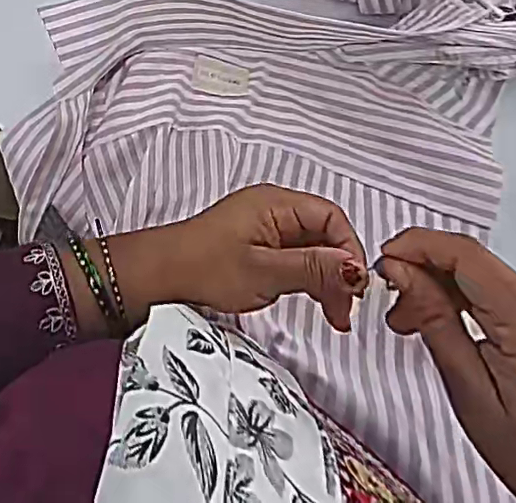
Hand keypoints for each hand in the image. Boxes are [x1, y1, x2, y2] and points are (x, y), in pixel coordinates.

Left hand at [110, 185, 369, 332]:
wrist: (161, 275)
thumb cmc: (202, 266)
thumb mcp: (264, 272)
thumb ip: (312, 268)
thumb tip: (354, 267)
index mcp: (275, 203)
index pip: (331, 216)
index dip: (349, 250)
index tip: (355, 286)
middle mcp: (272, 208)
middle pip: (325, 232)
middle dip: (340, 269)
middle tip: (344, 308)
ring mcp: (265, 225)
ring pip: (313, 247)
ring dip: (327, 278)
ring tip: (333, 313)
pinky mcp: (258, 243)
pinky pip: (296, 255)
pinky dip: (309, 278)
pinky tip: (314, 301)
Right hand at [379, 231, 515, 502]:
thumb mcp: (472, 394)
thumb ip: (434, 321)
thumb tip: (402, 271)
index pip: (465, 252)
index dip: (416, 245)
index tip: (385, 260)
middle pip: (474, 261)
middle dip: (423, 269)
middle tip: (394, 298)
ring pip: (487, 276)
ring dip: (443, 286)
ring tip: (415, 319)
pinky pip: (505, 296)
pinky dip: (469, 300)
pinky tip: (450, 325)